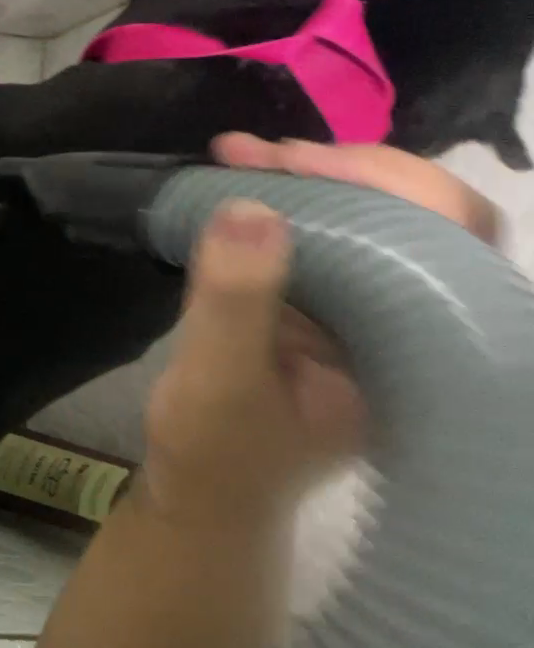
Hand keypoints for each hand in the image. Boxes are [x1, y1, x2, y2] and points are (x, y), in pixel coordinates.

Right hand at [141, 136, 501, 527]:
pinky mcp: (336, 316)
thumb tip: (251, 208)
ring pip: (374, 224)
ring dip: (306, 184)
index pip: (445, 233)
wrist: (203, 496)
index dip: (377, 181)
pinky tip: (241, 197)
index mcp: (432, 347)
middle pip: (416, 216)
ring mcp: (379, 318)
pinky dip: (286, 212)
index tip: (283, 159)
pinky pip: (333, 246)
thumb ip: (236, 301)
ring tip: (234, 160)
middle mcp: (423, 323)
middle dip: (334, 171)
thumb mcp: (216, 380)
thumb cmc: (215, 450)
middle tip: (245, 151)